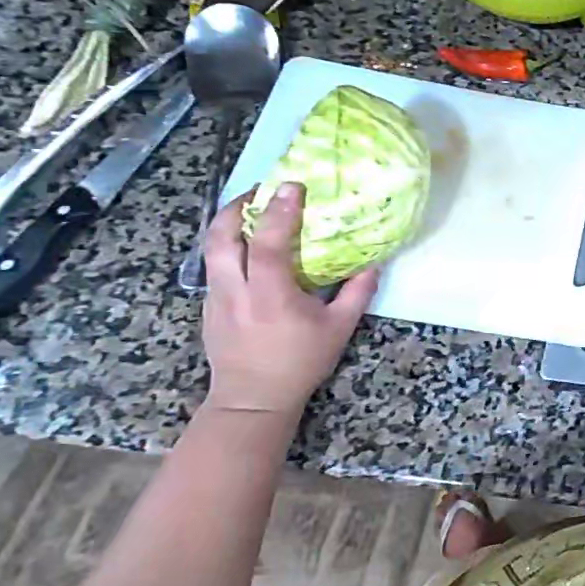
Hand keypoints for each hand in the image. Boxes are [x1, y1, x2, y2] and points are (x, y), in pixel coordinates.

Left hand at [200, 182, 378, 417]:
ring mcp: (216, 298)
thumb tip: (373, 264)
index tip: (292, 186)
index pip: (267, 243)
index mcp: (269, 295)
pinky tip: (249, 248)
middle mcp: (235, 291)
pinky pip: (215, 265)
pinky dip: (229, 246)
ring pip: (211, 249)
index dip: (279, 211)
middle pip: (221, 237)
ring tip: (251, 209)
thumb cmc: (300, 363)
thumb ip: (357, 293)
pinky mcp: (210, 306)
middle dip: (236, 206)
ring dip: (228, 223)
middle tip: (261, 190)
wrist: (252, 399)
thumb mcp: (339, 329)